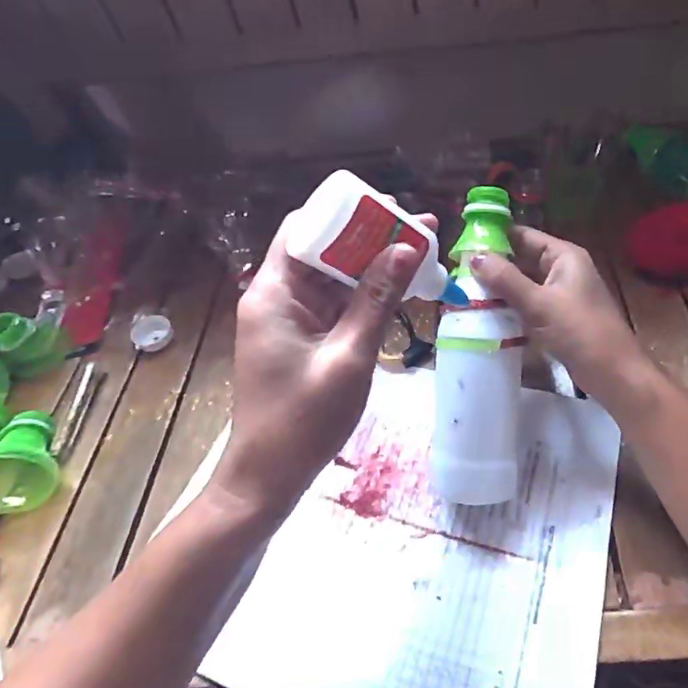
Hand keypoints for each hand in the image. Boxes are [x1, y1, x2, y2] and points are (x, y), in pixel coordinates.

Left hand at [215, 213, 430, 517]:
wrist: (268, 476)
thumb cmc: (303, 421)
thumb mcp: (348, 357)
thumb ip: (376, 300)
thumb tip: (406, 248)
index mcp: (273, 292)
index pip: (306, 228)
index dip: (348, 214)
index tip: (392, 210)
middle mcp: (274, 297)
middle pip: (322, 250)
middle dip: (369, 239)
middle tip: (420, 230)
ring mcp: (286, 319)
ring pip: (330, 278)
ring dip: (370, 268)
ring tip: (420, 254)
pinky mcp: (298, 340)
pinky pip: (331, 305)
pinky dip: (361, 297)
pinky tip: (398, 290)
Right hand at [468, 227, 648, 400]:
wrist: (613, 372)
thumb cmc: (579, 331)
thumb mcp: (538, 303)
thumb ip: (505, 279)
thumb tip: (474, 256)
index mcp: (564, 256)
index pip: (523, 235)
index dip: (494, 237)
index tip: (463, 244)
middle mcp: (562, 269)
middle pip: (520, 259)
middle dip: (491, 265)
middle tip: (457, 271)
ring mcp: (560, 294)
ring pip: (521, 283)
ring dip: (497, 287)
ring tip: (463, 291)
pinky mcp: (556, 316)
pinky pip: (526, 303)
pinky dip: (507, 305)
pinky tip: (484, 312)